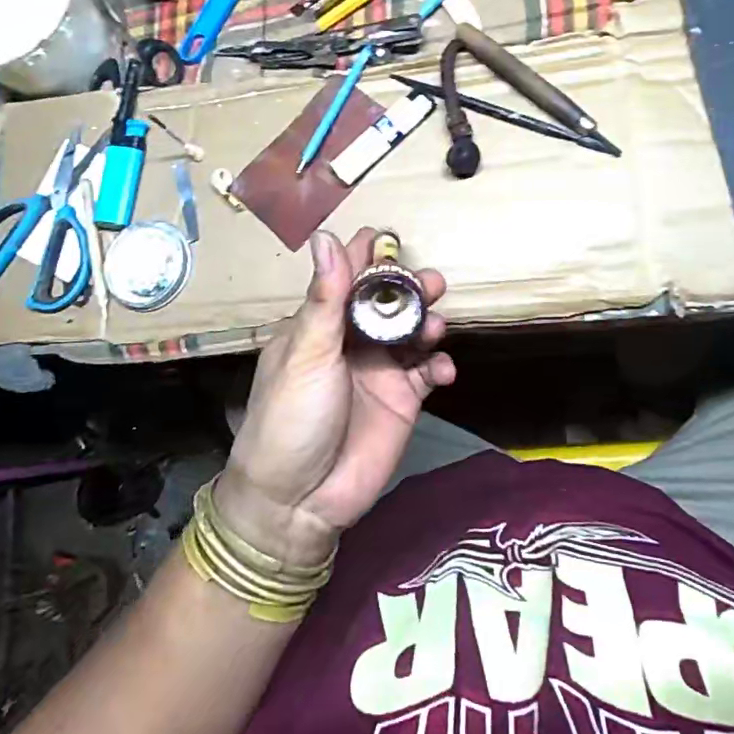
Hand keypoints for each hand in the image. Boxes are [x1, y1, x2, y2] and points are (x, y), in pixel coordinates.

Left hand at [214, 228, 455, 566]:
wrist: (300, 496)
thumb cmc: (291, 417)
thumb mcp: (306, 354)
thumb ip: (324, 299)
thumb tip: (326, 237)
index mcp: (318, 326)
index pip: (344, 279)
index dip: (366, 257)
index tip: (389, 238)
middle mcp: (350, 343)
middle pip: (387, 302)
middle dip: (409, 288)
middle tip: (430, 283)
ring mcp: (378, 371)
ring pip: (412, 332)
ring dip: (428, 322)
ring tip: (434, 325)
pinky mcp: (402, 401)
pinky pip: (429, 372)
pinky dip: (440, 364)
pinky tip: (442, 369)